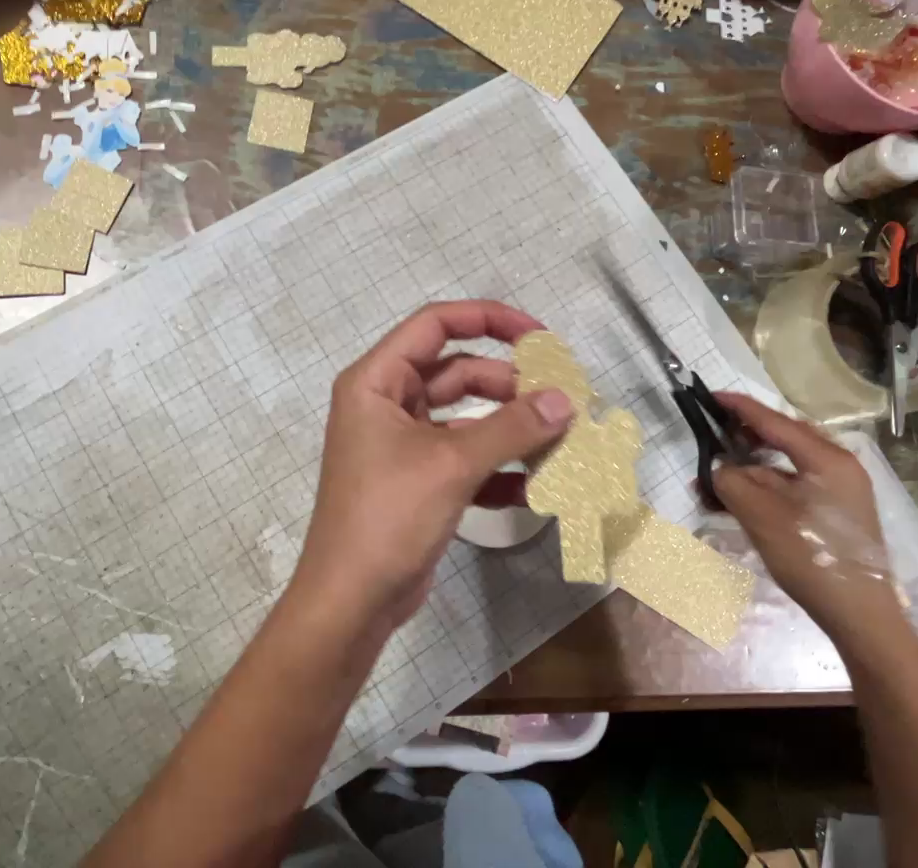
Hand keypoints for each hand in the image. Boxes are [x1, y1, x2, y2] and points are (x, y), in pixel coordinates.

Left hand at [289, 301, 573, 633]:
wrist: (351, 598)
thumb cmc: (389, 516)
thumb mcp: (452, 464)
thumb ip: (512, 428)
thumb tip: (565, 401)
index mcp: (377, 381)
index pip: (436, 324)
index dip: (488, 319)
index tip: (539, 336)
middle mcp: (386, 403)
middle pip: (456, 372)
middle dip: (509, 386)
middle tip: (561, 401)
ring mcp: (401, 444)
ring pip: (465, 418)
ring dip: (509, 430)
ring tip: (559, 443)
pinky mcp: (417, 481)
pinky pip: (464, 459)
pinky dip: (496, 469)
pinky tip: (533, 489)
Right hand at [711, 393, 909, 648]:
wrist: (859, 615)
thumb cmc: (812, 558)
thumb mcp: (761, 516)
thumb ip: (731, 481)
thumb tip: (719, 470)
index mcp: (828, 460)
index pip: (776, 422)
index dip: (740, 408)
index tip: (710, 396)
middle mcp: (839, 467)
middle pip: (783, 440)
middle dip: (744, 438)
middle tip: (711, 436)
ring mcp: (839, 491)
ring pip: (784, 466)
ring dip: (748, 470)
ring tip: (714, 479)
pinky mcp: (833, 512)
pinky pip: (791, 486)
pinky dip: (762, 488)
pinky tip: (736, 500)